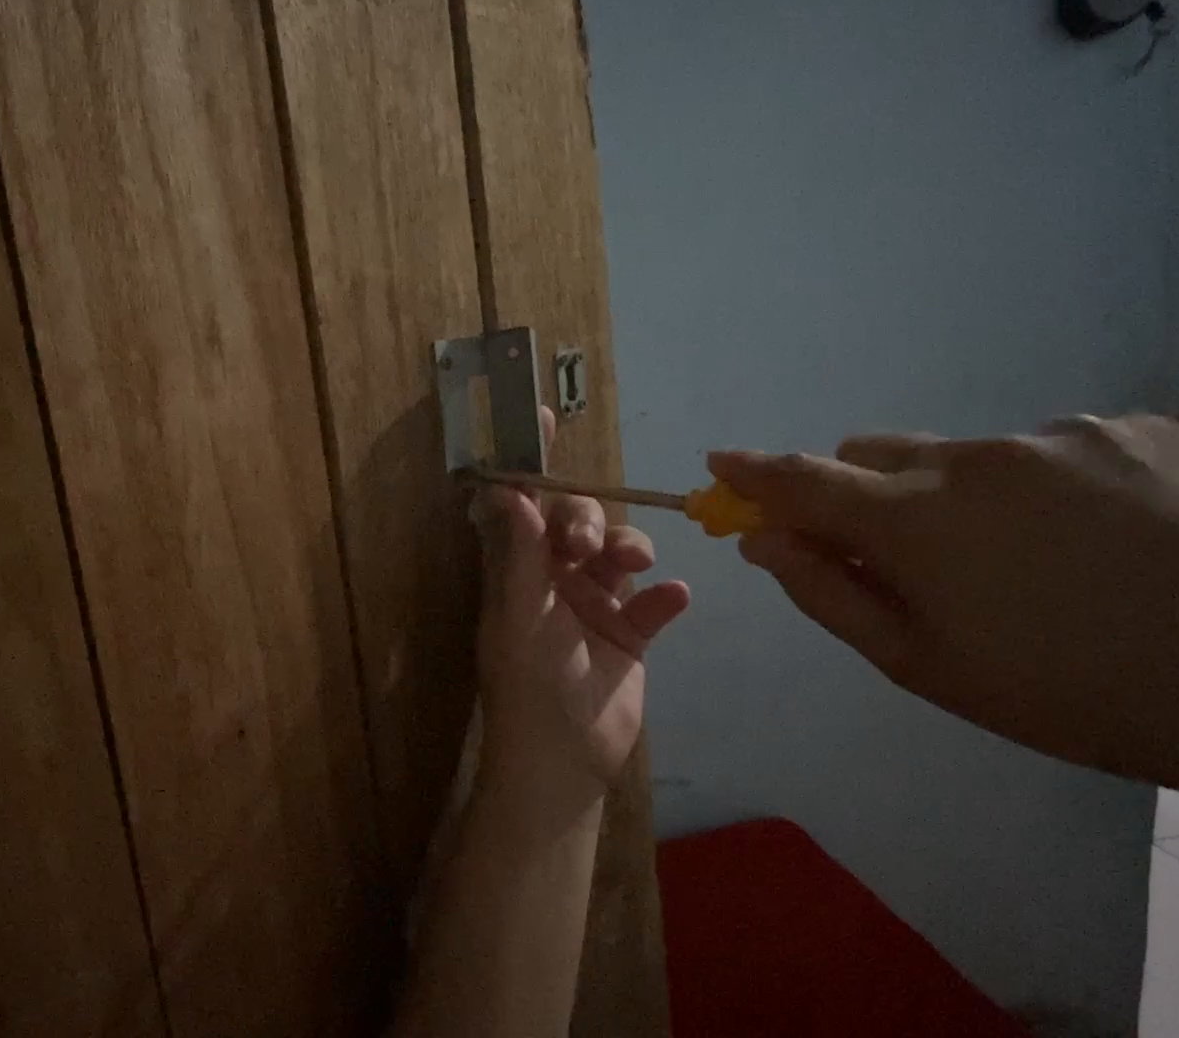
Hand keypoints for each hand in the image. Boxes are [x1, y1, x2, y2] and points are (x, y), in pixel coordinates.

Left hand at [470, 423, 689, 808]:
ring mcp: (594, 606)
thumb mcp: (518, 615)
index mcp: (518, 571)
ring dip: (630, 547)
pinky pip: (653, 603)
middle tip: (588, 547)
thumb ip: (519, 553)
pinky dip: (663, 597)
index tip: (546, 418)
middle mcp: (554, 580)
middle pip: (578, 520)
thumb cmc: (530, 684)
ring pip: (619, 551)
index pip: (524, 506)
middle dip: (587, 518)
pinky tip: (670, 598)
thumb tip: (508, 489)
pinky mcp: (630, 635)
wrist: (565, 759)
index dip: (532, 464)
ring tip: (634, 566)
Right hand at [710, 416, 1178, 821]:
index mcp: (916, 519)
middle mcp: (974, 458)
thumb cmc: (1078, 692)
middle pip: (873, 453)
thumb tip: (764, 543)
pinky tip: (1100, 541)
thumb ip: (829, 594)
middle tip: (899, 553)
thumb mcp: (926, 666)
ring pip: (962, 455)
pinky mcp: (1130, 428)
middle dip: (861, 493)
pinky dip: (1037, 488)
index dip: (752, 473)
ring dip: (958, 496)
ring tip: (1030, 561)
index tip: (719, 466)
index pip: (801, 479)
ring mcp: (1056, 435)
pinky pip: (1043, 450)